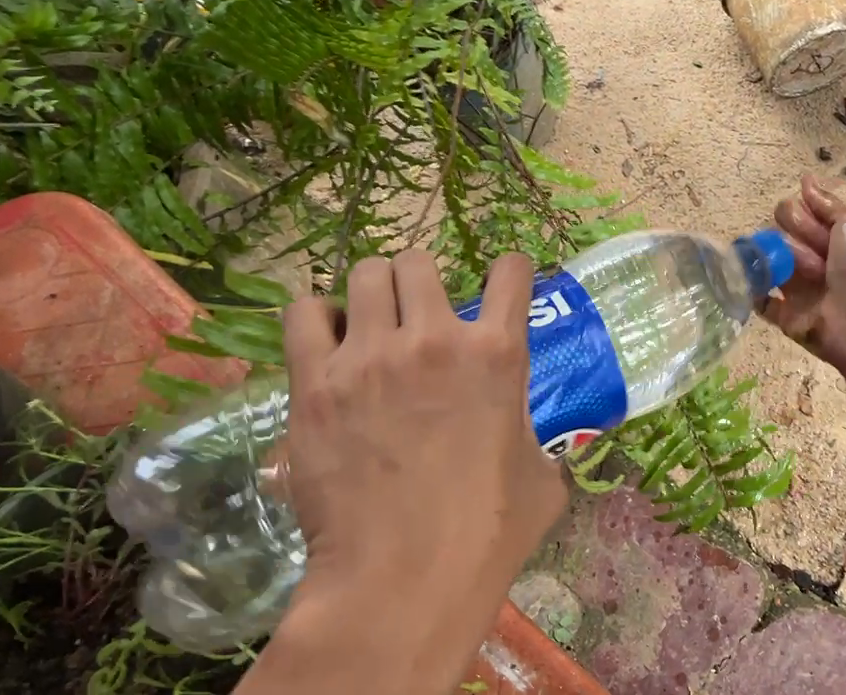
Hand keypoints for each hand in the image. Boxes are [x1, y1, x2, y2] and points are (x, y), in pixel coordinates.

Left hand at [277, 252, 564, 644]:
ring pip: (365, 274)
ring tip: (369, 322)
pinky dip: (317, 319)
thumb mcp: (541, 476)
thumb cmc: (486, 535)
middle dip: (422, 280)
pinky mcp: (315, 384)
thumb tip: (525, 429)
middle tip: (417, 313)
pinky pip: (304, 313)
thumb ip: (533, 431)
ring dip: (372, 292)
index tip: (502, 285)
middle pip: (420, 261)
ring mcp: (371, 358)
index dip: (510, 272)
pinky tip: (326, 343)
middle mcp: (435, 339)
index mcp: (498, 354)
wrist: (402, 583)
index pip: (511, 271)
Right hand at [762, 175, 845, 385]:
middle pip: (778, 231)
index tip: (819, 227)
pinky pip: (758, 296)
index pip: (795, 212)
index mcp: (827, 237)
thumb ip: (828, 203)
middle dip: (792, 236)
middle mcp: (809, 257)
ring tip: (803, 275)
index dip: (802, 215)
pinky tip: (755, 277)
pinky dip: (753, 288)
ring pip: (767, 258)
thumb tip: (806, 181)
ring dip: (780, 260)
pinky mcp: (783, 313)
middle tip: (815, 256)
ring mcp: (794, 286)